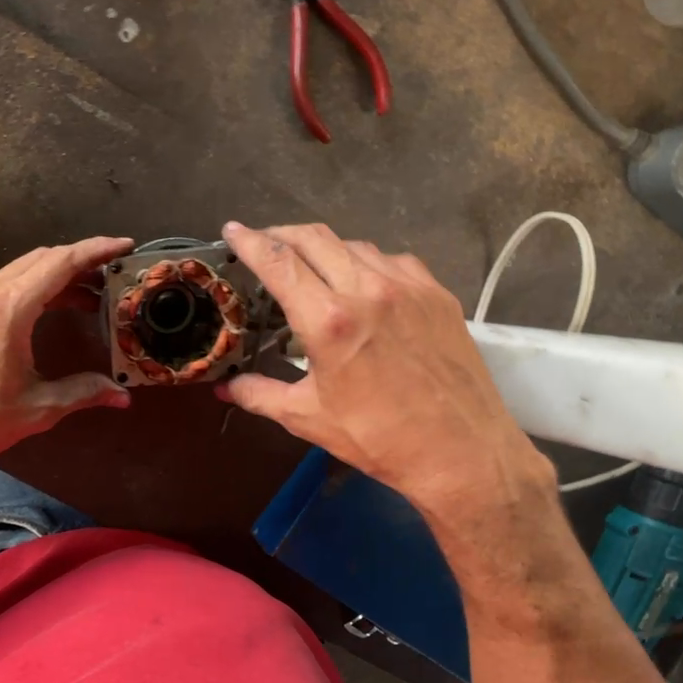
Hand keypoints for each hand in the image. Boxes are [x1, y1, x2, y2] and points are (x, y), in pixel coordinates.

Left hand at [0, 236, 134, 480]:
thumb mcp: (37, 407)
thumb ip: (83, 392)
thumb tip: (121, 396)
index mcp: (9, 307)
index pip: (60, 262)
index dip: (96, 250)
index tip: (124, 246)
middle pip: (41, 260)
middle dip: (80, 261)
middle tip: (113, 273)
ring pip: (20, 271)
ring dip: (55, 276)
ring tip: (89, 294)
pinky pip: (3, 286)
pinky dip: (32, 288)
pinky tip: (49, 309)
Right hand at [216, 222, 552, 515]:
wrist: (460, 452)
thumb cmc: (377, 438)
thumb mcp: (307, 418)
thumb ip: (259, 394)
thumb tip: (222, 388)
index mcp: (328, 321)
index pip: (279, 263)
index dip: (249, 241)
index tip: (232, 229)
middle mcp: (368, 291)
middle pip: (315, 239)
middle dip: (281, 235)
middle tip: (263, 243)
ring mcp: (409, 288)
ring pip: (354, 246)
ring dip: (324, 249)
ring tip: (311, 268)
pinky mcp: (437, 295)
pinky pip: (393, 261)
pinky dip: (366, 263)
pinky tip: (361, 284)